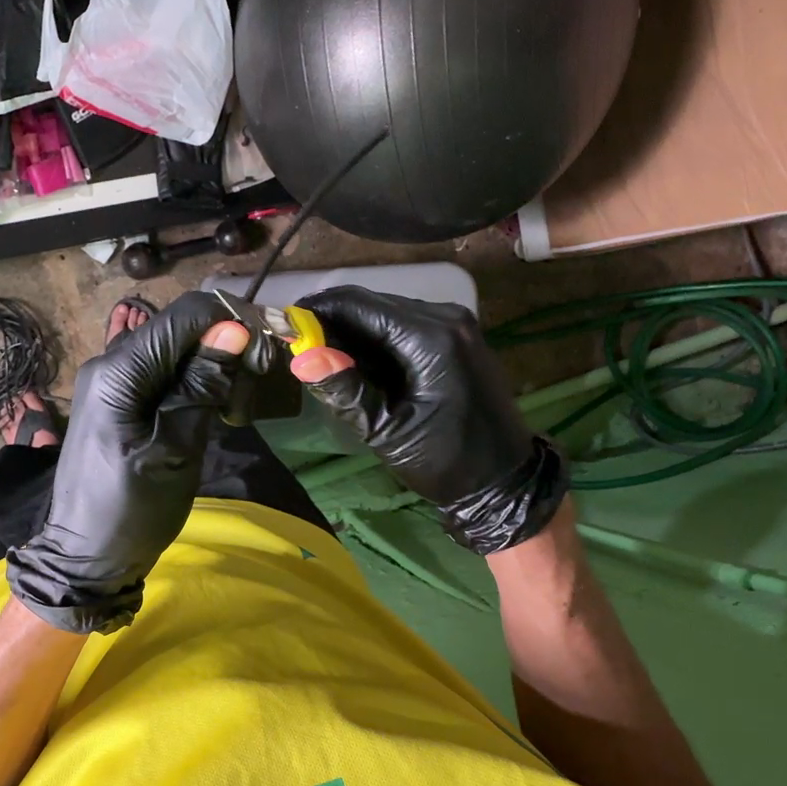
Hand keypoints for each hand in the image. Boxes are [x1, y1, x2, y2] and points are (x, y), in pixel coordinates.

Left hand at [7, 293, 249, 633]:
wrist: (86, 556)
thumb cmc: (133, 509)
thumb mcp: (176, 449)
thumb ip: (201, 385)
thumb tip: (233, 329)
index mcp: (117, 372)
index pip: (182, 316)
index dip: (229, 319)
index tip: (267, 343)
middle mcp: (107, 363)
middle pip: (175, 328)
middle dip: (221, 339)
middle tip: (256, 375)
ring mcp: (107, 381)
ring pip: (169, 350)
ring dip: (208, 361)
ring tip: (236, 394)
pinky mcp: (114, 400)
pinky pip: (157, 372)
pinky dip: (188, 379)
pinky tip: (209, 404)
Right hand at [290, 287, 567, 553]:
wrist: (503, 480)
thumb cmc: (446, 461)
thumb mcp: (387, 431)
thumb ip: (344, 389)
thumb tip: (300, 356)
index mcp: (430, 337)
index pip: (358, 305)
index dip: (316, 312)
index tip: (282, 328)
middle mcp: (444, 317)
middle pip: (370, 305)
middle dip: (330, 323)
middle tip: (296, 350)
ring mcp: (453, 325)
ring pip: (384, 314)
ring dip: (350, 333)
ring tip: (319, 361)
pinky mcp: (454, 337)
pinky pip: (401, 327)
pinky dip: (373, 342)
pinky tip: (353, 366)